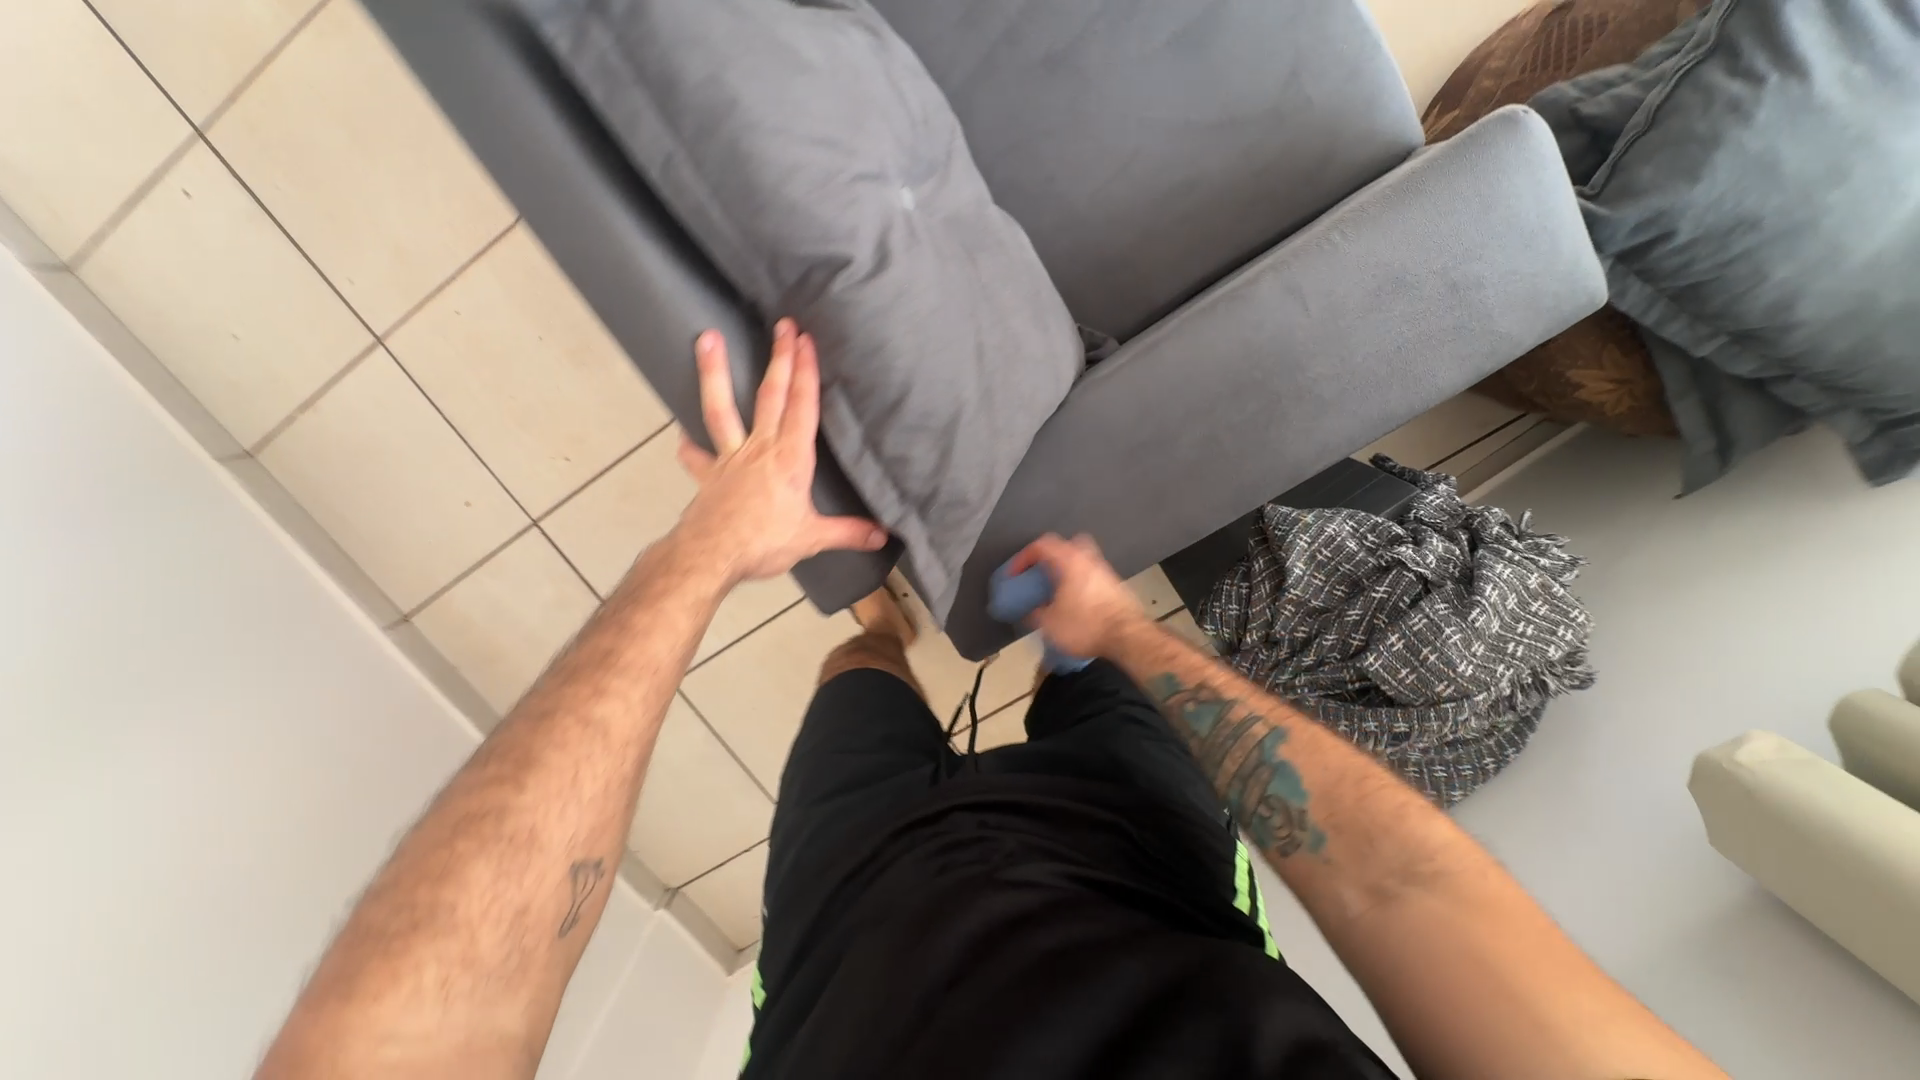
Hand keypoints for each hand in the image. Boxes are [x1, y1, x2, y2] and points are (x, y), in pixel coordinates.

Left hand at [674, 319, 887, 583]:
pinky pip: (697, 457)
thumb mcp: (813, 539)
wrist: (711, 556)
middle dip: (779, 358)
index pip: (802, 406)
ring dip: (716, 373)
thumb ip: (848, 533)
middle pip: (771, 395)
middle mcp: (760, 449)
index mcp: (791, 459)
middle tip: (782, 325)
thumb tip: (883, 535)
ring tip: (707, 338)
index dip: (806, 372)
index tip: (806, 340)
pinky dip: (690, 446)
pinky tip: (682, 436)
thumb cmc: (764, 543)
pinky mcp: (708, 476)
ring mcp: (730, 458)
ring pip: (722, 409)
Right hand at [1005, 533, 1152, 658]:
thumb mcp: (1050, 624)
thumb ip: (1036, 614)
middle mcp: (1090, 560)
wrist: (1128, 637)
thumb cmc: (1088, 625)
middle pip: (1070, 544)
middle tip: (1043, 571)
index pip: (1043, 545)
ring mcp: (1106, 572)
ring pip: (1084, 561)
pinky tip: (1077, 604)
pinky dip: (1082, 585)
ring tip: (1058, 591)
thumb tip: (1030, 612)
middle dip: (1054, 555)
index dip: (1024, 556)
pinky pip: (1094, 578)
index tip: (1016, 573)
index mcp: (1070, 561)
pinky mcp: (1117, 587)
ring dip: (1069, 571)